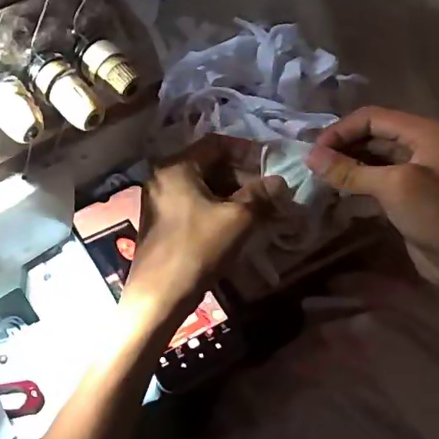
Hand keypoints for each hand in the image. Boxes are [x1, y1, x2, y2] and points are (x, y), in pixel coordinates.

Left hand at [125, 138, 287, 317]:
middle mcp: (162, 177)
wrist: (159, 294)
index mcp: (175, 167)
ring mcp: (159, 200)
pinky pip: (193, 204)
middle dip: (242, 176)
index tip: (271, 165)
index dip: (247, 151)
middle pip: (208, 165)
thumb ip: (260, 194)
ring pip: (202, 187)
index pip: (216, 144)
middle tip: (269, 191)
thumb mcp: (237, 219)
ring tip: (260, 209)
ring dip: (232, 194)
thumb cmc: (197, 249)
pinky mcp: (161, 221)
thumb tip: (279, 182)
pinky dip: (216, 208)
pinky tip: (237, 224)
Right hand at [308, 107, 438, 300]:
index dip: (340, 131)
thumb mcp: (395, 188)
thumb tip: (310, 156)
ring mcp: (421, 171)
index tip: (313, 153)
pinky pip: (380, 180)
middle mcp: (426, 145)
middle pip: (374, 135)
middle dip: (342, 147)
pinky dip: (358, 184)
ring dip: (347, 167)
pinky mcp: (414, 195)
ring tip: (320, 180)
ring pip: (374, 159)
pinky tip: (338, 195)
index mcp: (430, 132)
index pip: (374, 117)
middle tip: (313, 168)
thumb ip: (351, 170)